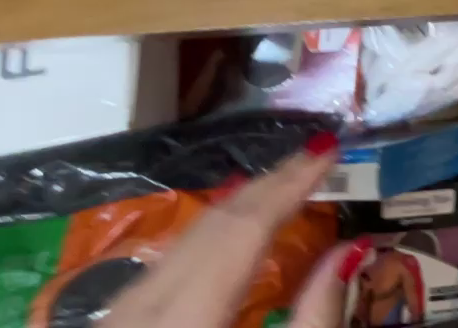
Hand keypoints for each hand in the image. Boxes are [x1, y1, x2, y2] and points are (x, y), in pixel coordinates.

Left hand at [101, 133, 372, 327]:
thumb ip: (315, 317)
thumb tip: (350, 248)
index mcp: (183, 326)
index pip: (244, 230)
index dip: (290, 183)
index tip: (330, 147)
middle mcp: (136, 315)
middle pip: (211, 226)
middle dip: (268, 184)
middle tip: (316, 154)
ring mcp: (107, 325)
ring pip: (182, 242)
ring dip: (238, 208)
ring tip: (283, 182)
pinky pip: (160, 269)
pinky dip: (205, 239)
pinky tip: (227, 232)